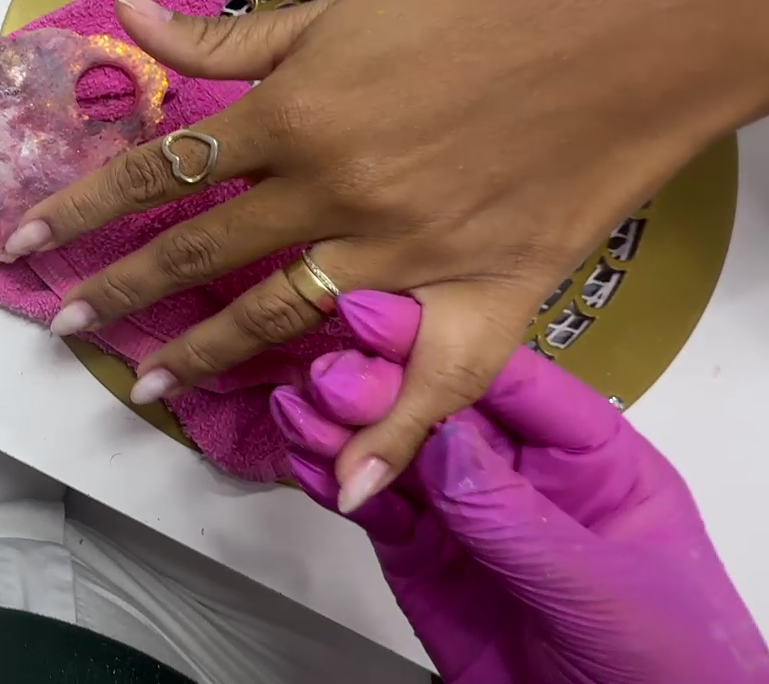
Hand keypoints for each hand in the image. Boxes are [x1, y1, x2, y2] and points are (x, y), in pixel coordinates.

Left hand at [7, 0, 768, 501]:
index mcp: (289, 120)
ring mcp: (409, 251)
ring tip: (145, 389)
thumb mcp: (328, 13)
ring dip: (206, 356)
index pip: (154, 174)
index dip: (79, 210)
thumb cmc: (475, 5)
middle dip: (121, 291)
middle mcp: (333, 192)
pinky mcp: (492, 291)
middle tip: (63, 324)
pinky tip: (345, 484)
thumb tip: (116, 12)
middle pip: (198, 253)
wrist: (645, 22)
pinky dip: (392, 433)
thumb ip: (213, 36)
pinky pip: (434, 377)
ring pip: (281, 315)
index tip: (23, 244)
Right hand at [273, 291, 767, 683]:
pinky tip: (298, 461)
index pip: (502, 377)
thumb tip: (433, 434)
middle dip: (371, 388)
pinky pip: (362, 500)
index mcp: (582, 455)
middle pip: (425, 403)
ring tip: (292, 416)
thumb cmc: (666, 674)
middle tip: (324, 382)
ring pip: (380, 445)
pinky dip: (323, 478)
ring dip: (331, 427)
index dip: (433, 341)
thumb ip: (511, 512)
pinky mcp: (410, 543)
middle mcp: (508, 464)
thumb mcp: (603, 590)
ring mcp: (453, 503)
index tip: (365, 312)